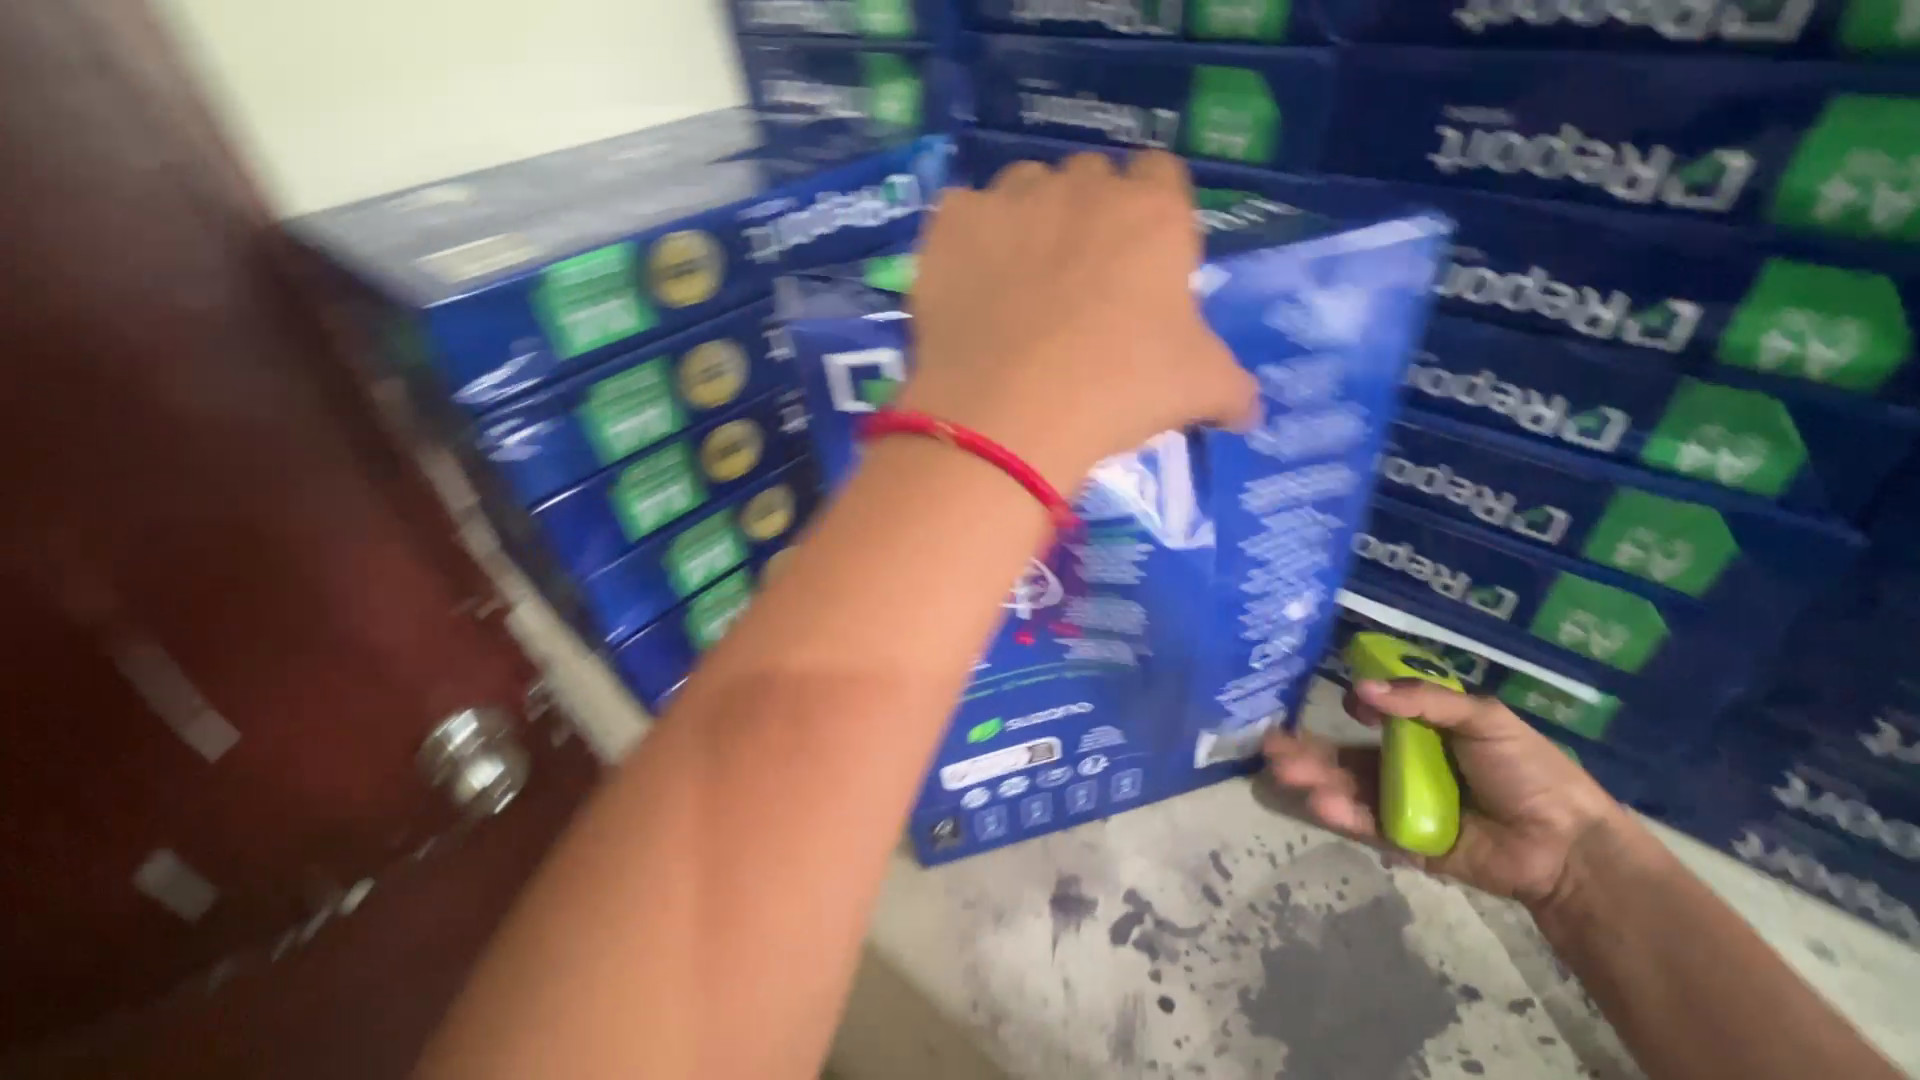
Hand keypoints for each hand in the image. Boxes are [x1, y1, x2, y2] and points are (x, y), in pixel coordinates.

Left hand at [900, 151, 1259, 491]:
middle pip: (1092, 178)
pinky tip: (971, 289)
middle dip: (1091, 215)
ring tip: (1021, 284)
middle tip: (1081, 283)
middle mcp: (1083, 186)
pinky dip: (971, 242)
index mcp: (1153, 212)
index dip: (1153, 212)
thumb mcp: (1198, 390)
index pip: (1163, 176)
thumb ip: (1233, 388)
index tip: (1142, 259)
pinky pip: (965, 215)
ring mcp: (1011, 198)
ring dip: (1031, 219)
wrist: (1010, 414)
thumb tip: (1248, 410)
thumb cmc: (1118, 390)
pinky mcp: (952, 223)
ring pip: (1027, 187)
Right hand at [1265, 679, 1628, 908]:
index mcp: (1425, 734)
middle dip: (1308, 750)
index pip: (1375, 718)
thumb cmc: (1529, 771)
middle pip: (1346, 755)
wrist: (1564, 844)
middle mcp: (1405, 767)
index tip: (1345, 704)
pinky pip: (1365, 824)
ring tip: (1284, 772)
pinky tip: (1320, 802)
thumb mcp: (1484, 718)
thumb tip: (1362, 690)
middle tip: (1270, 745)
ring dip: (1314, 779)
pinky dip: (1340, 813)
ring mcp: (1401, 805)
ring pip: (1346, 788)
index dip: (1354, 709)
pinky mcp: (1403, 842)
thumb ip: (1423, 700)